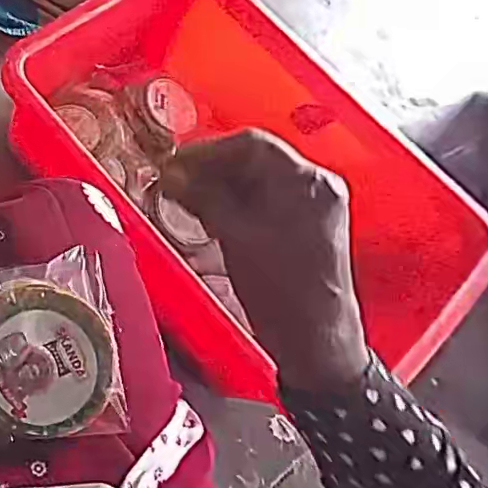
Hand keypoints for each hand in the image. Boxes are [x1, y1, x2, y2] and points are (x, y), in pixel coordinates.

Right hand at [162, 129, 369, 395]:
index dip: (206, 152)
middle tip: (173, 182)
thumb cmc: (281, 291)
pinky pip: (264, 200)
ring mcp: (313, 207)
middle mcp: (316, 186)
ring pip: (257, 180)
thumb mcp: (235, 237)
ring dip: (219, 186)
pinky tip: (209, 215)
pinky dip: (233, 203)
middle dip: (210, 169)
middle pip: (254, 160)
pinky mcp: (304, 226)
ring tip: (185, 199)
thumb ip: (203, 198)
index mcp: (307, 182)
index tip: (174, 165)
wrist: (315, 342)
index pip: (251, 145)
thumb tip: (172, 175)